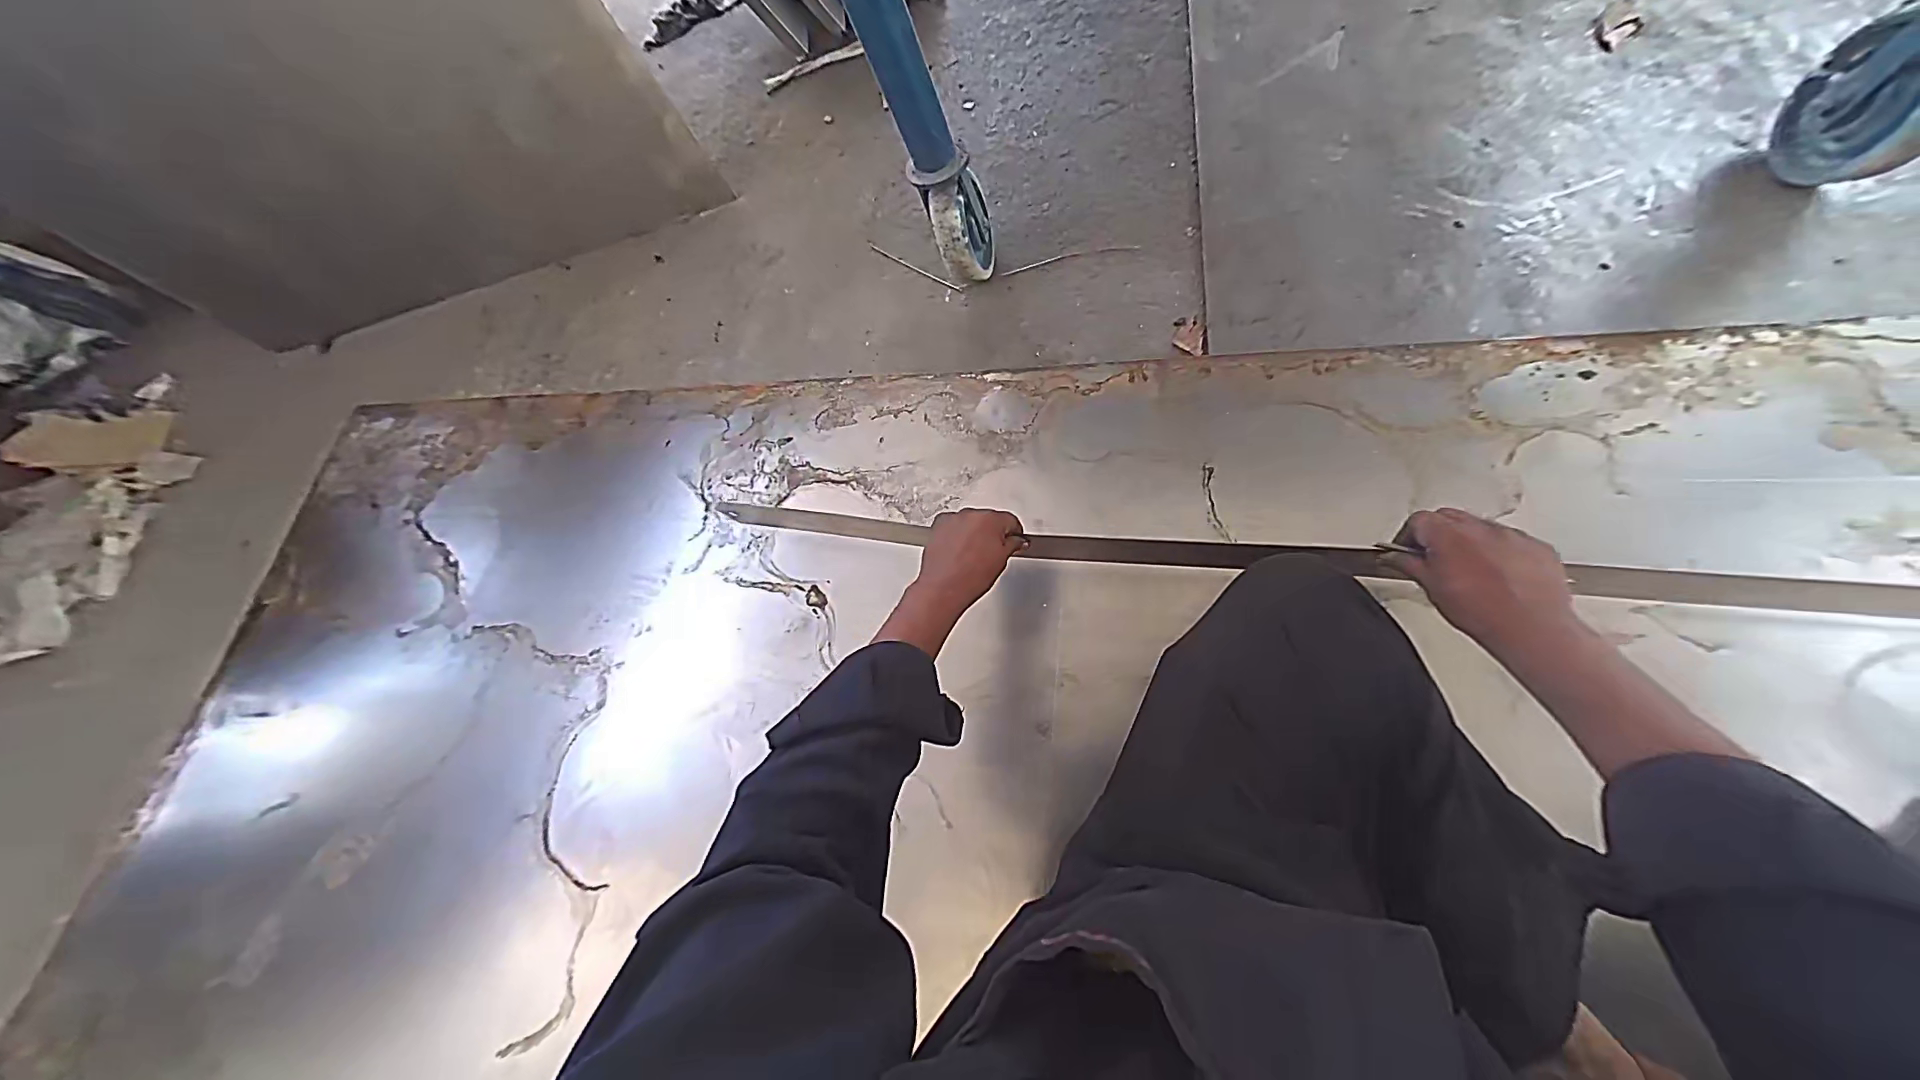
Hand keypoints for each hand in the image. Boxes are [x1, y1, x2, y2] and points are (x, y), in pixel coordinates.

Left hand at [873, 508, 1025, 658]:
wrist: (943, 587)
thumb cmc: (970, 577)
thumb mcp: (1001, 561)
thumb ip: (1012, 545)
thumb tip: (1014, 541)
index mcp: (991, 520)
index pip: (1010, 520)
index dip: (1014, 533)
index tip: (1014, 540)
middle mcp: (971, 515)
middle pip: (988, 519)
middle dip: (992, 533)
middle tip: (992, 552)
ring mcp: (953, 519)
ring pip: (970, 522)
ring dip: (973, 533)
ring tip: (973, 556)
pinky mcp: (938, 526)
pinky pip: (953, 526)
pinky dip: (956, 535)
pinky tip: (959, 552)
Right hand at [1380, 508, 1578, 649]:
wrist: (1529, 628)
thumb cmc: (1482, 610)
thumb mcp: (1430, 587)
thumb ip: (1409, 564)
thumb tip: (1397, 557)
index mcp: (1448, 533)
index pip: (1418, 520)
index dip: (1408, 536)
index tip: (1406, 551)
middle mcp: (1480, 528)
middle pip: (1449, 517)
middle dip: (1437, 534)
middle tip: (1432, 557)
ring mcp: (1512, 536)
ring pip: (1480, 528)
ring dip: (1470, 542)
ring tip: (1468, 571)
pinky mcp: (1537, 548)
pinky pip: (1511, 541)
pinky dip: (1500, 552)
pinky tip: (1496, 576)